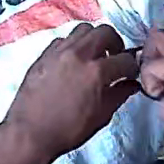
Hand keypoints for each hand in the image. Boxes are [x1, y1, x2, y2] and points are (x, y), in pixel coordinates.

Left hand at [0, 22, 141, 163]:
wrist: (30, 133)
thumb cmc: (67, 130)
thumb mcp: (101, 116)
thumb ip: (119, 95)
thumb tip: (131, 84)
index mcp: (96, 71)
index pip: (125, 59)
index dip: (133, 67)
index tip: (130, 73)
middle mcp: (78, 54)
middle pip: (106, 32)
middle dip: (116, 44)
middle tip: (115, 58)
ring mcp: (59, 52)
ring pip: (83, 30)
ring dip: (94, 39)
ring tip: (94, 56)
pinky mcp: (44, 55)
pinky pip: (64, 40)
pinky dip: (73, 46)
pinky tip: (73, 61)